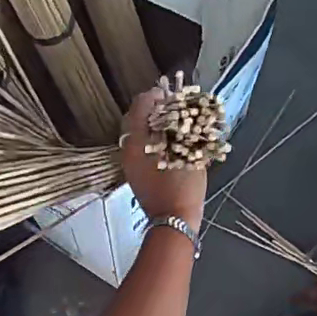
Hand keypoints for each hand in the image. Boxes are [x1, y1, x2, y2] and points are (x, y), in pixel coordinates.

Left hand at [120, 88, 205, 230]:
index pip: (140, 105)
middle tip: (169, 108)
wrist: (173, 220)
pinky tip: (164, 143)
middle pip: (134, 118)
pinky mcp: (132, 174)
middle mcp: (128, 149)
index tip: (168, 95)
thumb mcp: (188, 152)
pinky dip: (147, 140)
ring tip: (169, 125)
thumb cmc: (184, 186)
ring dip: (149, 125)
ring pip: (134, 134)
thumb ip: (182, 128)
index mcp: (139, 141)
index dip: (154, 96)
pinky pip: (136, 149)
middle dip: (151, 110)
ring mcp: (128, 163)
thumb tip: (180, 108)